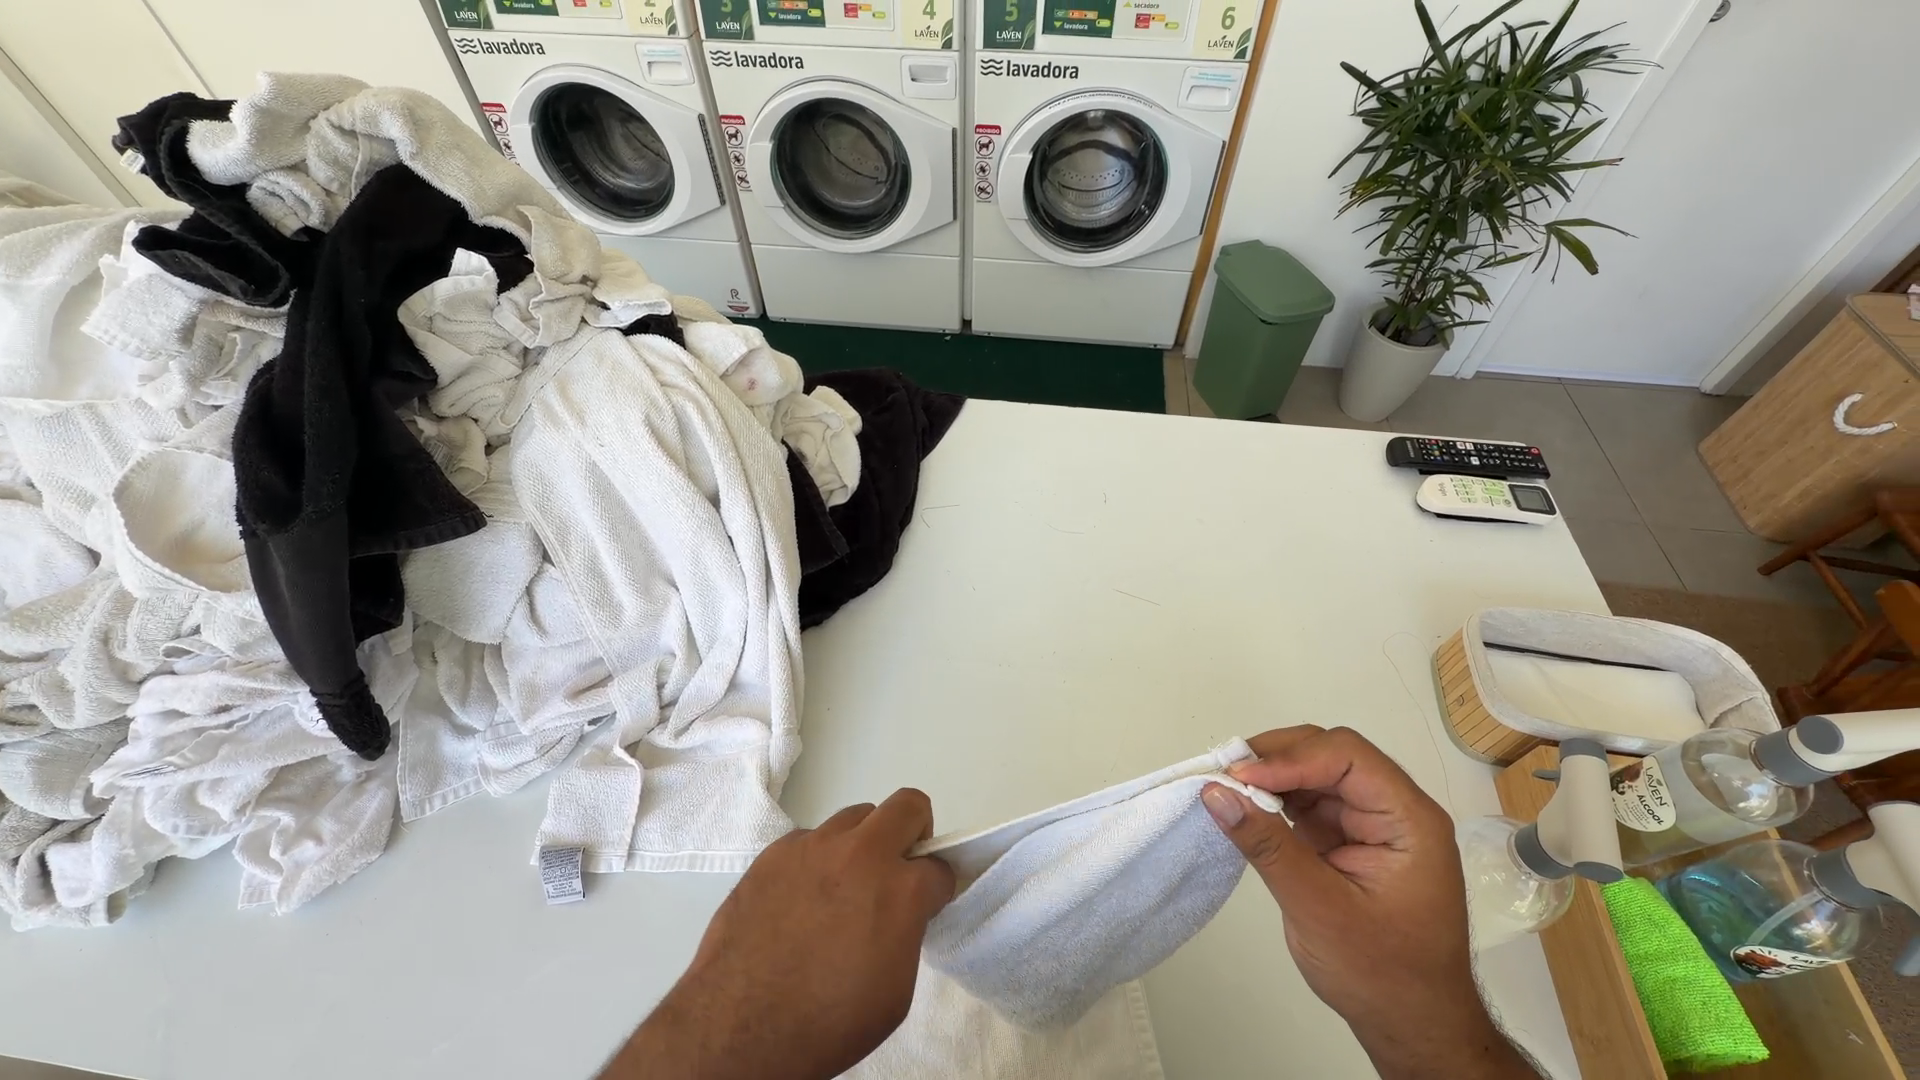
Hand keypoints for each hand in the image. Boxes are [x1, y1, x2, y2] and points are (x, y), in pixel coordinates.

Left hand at [603, 789, 956, 1079]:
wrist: (740, 1027)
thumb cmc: (829, 1021)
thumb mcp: (896, 989)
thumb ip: (908, 931)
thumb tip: (904, 911)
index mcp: (900, 889)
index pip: (940, 867)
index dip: (936, 887)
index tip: (926, 903)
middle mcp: (861, 853)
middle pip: (908, 806)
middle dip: (914, 832)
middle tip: (898, 869)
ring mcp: (814, 846)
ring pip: (854, 817)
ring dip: (861, 844)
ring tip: (840, 889)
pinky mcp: (775, 852)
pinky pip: (808, 840)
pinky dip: (815, 861)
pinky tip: (798, 900)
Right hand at [1201, 726, 1537, 1079]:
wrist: (1411, 1027)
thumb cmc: (1382, 974)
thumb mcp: (1319, 909)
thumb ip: (1268, 846)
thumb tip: (1214, 792)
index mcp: (1408, 819)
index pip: (1347, 756)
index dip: (1291, 757)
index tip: (1239, 777)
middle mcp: (1390, 809)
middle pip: (1329, 754)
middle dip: (1275, 757)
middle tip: (1224, 773)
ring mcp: (1365, 823)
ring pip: (1312, 772)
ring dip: (1268, 775)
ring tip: (1225, 786)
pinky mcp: (1342, 838)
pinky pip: (1304, 801)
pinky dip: (1270, 798)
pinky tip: (1243, 805)